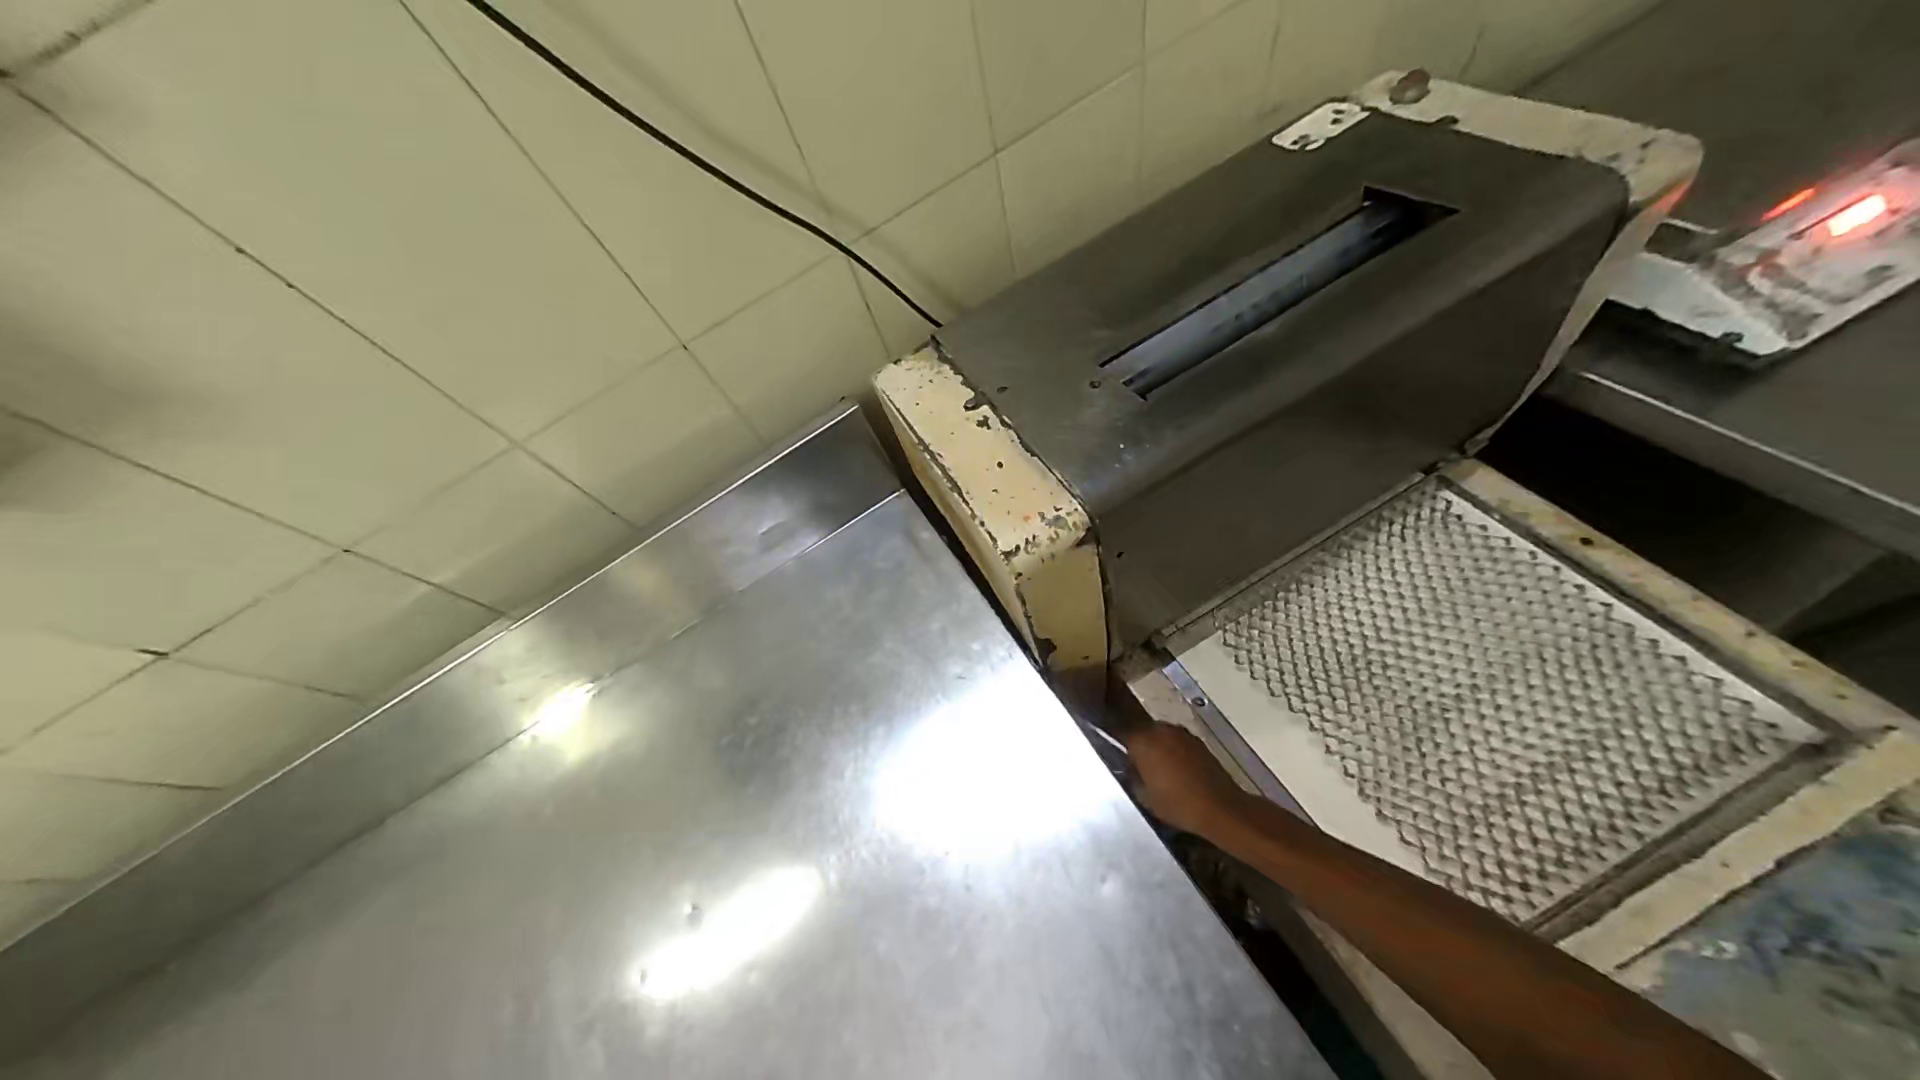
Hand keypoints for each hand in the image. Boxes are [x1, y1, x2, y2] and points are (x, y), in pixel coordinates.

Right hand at [1121, 722, 1251, 838]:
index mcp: (1142, 741)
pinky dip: (1176, 751)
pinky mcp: (1198, 741)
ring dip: (1159, 747)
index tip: (1123, 760)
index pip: (1122, 733)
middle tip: (1141, 767)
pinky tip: (1180, 770)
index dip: (1121, 746)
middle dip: (1141, 745)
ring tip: (1162, 770)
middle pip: (1143, 731)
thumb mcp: (1144, 797)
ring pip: (1162, 735)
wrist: (1220, 807)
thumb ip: (1132, 777)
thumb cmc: (1177, 804)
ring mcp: (1182, 733)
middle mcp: (1160, 730)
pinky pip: (1178, 741)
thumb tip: (1131, 769)